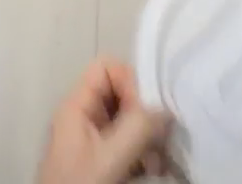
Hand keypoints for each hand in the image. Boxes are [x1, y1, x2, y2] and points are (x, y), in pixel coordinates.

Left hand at [37, 56, 171, 183]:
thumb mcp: (108, 160)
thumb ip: (136, 128)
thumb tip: (165, 107)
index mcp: (75, 107)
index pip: (106, 68)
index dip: (130, 81)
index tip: (145, 112)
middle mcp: (83, 118)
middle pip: (121, 94)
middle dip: (144, 114)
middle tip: (159, 141)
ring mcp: (93, 143)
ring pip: (128, 122)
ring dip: (148, 139)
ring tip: (159, 164)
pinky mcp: (103, 165)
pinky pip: (129, 146)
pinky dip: (145, 156)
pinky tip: (156, 172)